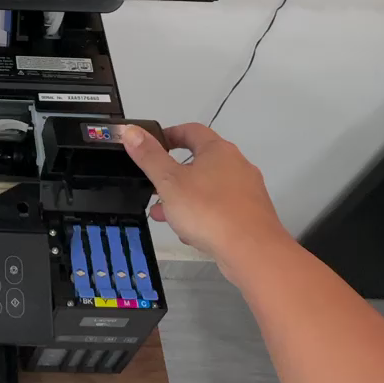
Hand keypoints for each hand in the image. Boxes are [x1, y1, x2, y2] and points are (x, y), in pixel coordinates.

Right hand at [121, 123, 296, 282]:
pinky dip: (202, 214)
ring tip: (163, 213)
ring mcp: (246, 191)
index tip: (153, 144)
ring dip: (184, 196)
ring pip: (208, 188)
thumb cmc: (209, 211)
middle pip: (200, 161)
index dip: (169, 134)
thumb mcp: (168, 181)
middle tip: (154, 184)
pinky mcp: (251, 214)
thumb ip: (149, 156)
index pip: (191, 131)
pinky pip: (220, 208)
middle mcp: (237, 166)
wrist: (252, 251)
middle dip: (173, 173)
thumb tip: (131, 131)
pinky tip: (187, 232)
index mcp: (218, 151)